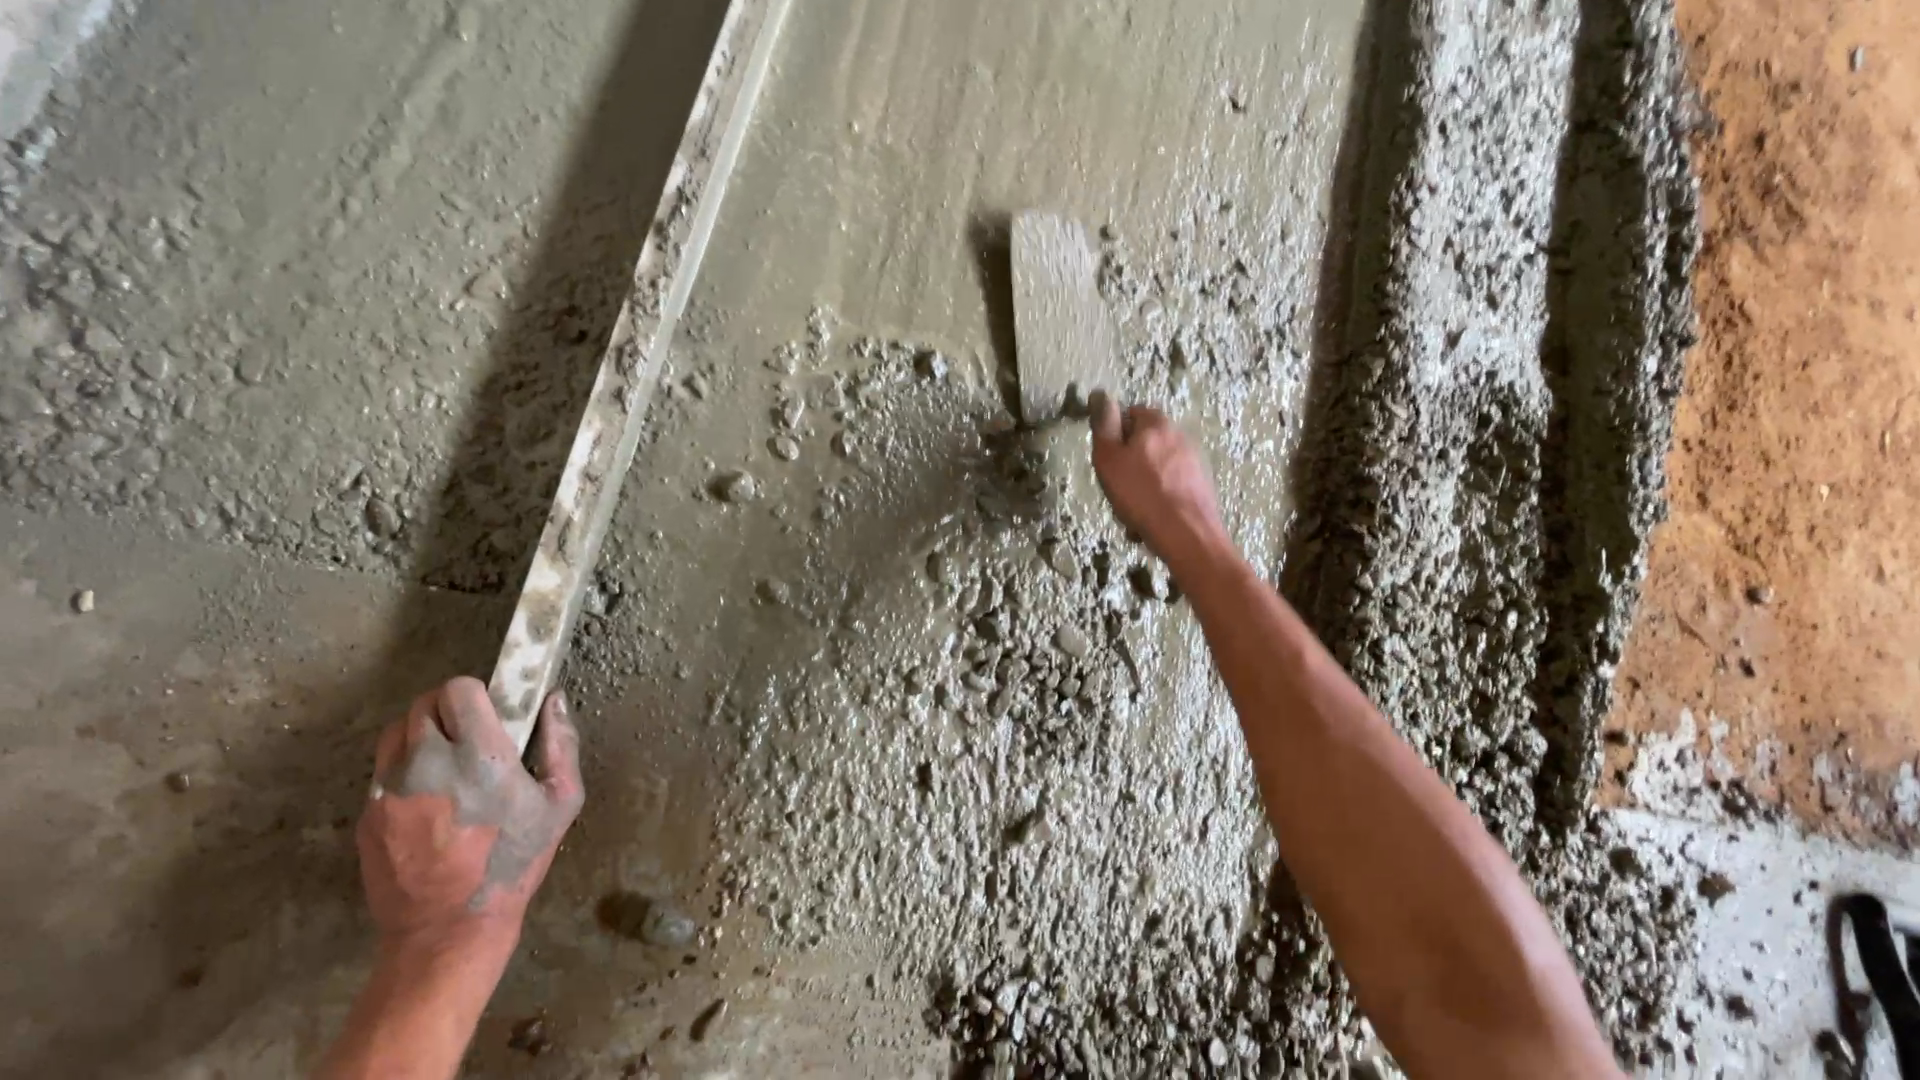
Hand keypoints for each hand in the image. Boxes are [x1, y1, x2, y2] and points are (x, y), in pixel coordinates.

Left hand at [359, 677, 583, 950]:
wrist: (447, 928)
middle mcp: (428, 763)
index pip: (458, 689)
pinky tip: (429, 797)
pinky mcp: (367, 812)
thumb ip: (561, 744)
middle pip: (423, 703)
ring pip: (396, 731)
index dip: (476, 693)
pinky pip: (383, 769)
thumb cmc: (514, 863)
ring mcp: (390, 789)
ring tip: (446, 761)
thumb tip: (553, 700)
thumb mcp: (562, 803)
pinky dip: (406, 768)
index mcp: (479, 756)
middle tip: (471, 734)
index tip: (491, 713)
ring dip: (422, 733)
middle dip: (448, 710)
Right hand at [1088, 391, 1230, 571]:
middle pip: (1144, 444)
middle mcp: (1180, 436)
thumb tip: (1100, 394)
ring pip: (1155, 470)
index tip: (1107, 461)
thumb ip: (1103, 425)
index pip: (1130, 414)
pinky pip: (1169, 488)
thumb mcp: (1109, 458)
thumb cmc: (1140, 494)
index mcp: (1157, 423)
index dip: (1114, 437)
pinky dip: (1157, 501)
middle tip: (1117, 490)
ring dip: (1141, 487)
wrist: (1186, 535)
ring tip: (1132, 512)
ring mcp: (1194, 462)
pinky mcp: (1201, 486)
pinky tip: (1149, 522)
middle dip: (1128, 465)